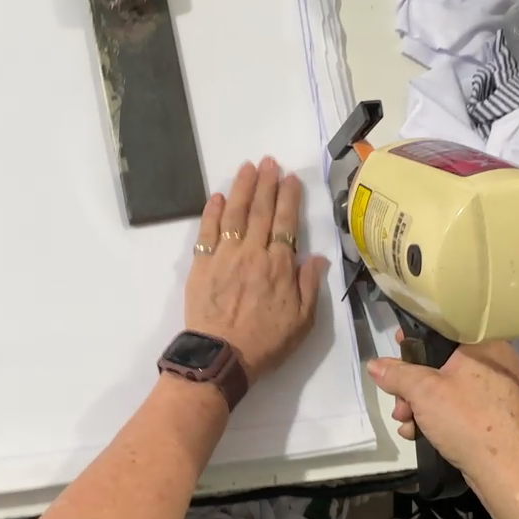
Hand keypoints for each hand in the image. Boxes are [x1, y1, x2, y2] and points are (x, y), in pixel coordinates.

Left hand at [185, 158, 329, 382]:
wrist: (222, 357)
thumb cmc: (266, 343)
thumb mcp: (302, 321)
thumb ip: (309, 286)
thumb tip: (316, 257)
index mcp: (279, 265)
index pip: (286, 223)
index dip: (289, 198)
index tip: (290, 178)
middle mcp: (252, 253)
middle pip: (260, 211)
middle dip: (266, 183)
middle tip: (268, 162)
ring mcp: (225, 256)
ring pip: (234, 214)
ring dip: (241, 188)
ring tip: (246, 168)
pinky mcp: (201, 265)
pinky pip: (207, 231)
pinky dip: (211, 211)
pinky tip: (216, 196)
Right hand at [366, 340, 518, 486]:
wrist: (505, 473)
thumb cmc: (467, 420)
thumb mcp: (423, 392)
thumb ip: (396, 374)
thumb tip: (374, 364)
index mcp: (485, 345)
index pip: (444, 329)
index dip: (416, 338)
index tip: (396, 349)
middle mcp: (494, 363)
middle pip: (439, 362)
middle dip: (411, 385)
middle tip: (400, 404)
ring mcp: (494, 391)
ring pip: (444, 387)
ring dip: (418, 405)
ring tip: (407, 423)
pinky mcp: (491, 415)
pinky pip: (456, 406)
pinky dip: (435, 417)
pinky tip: (419, 433)